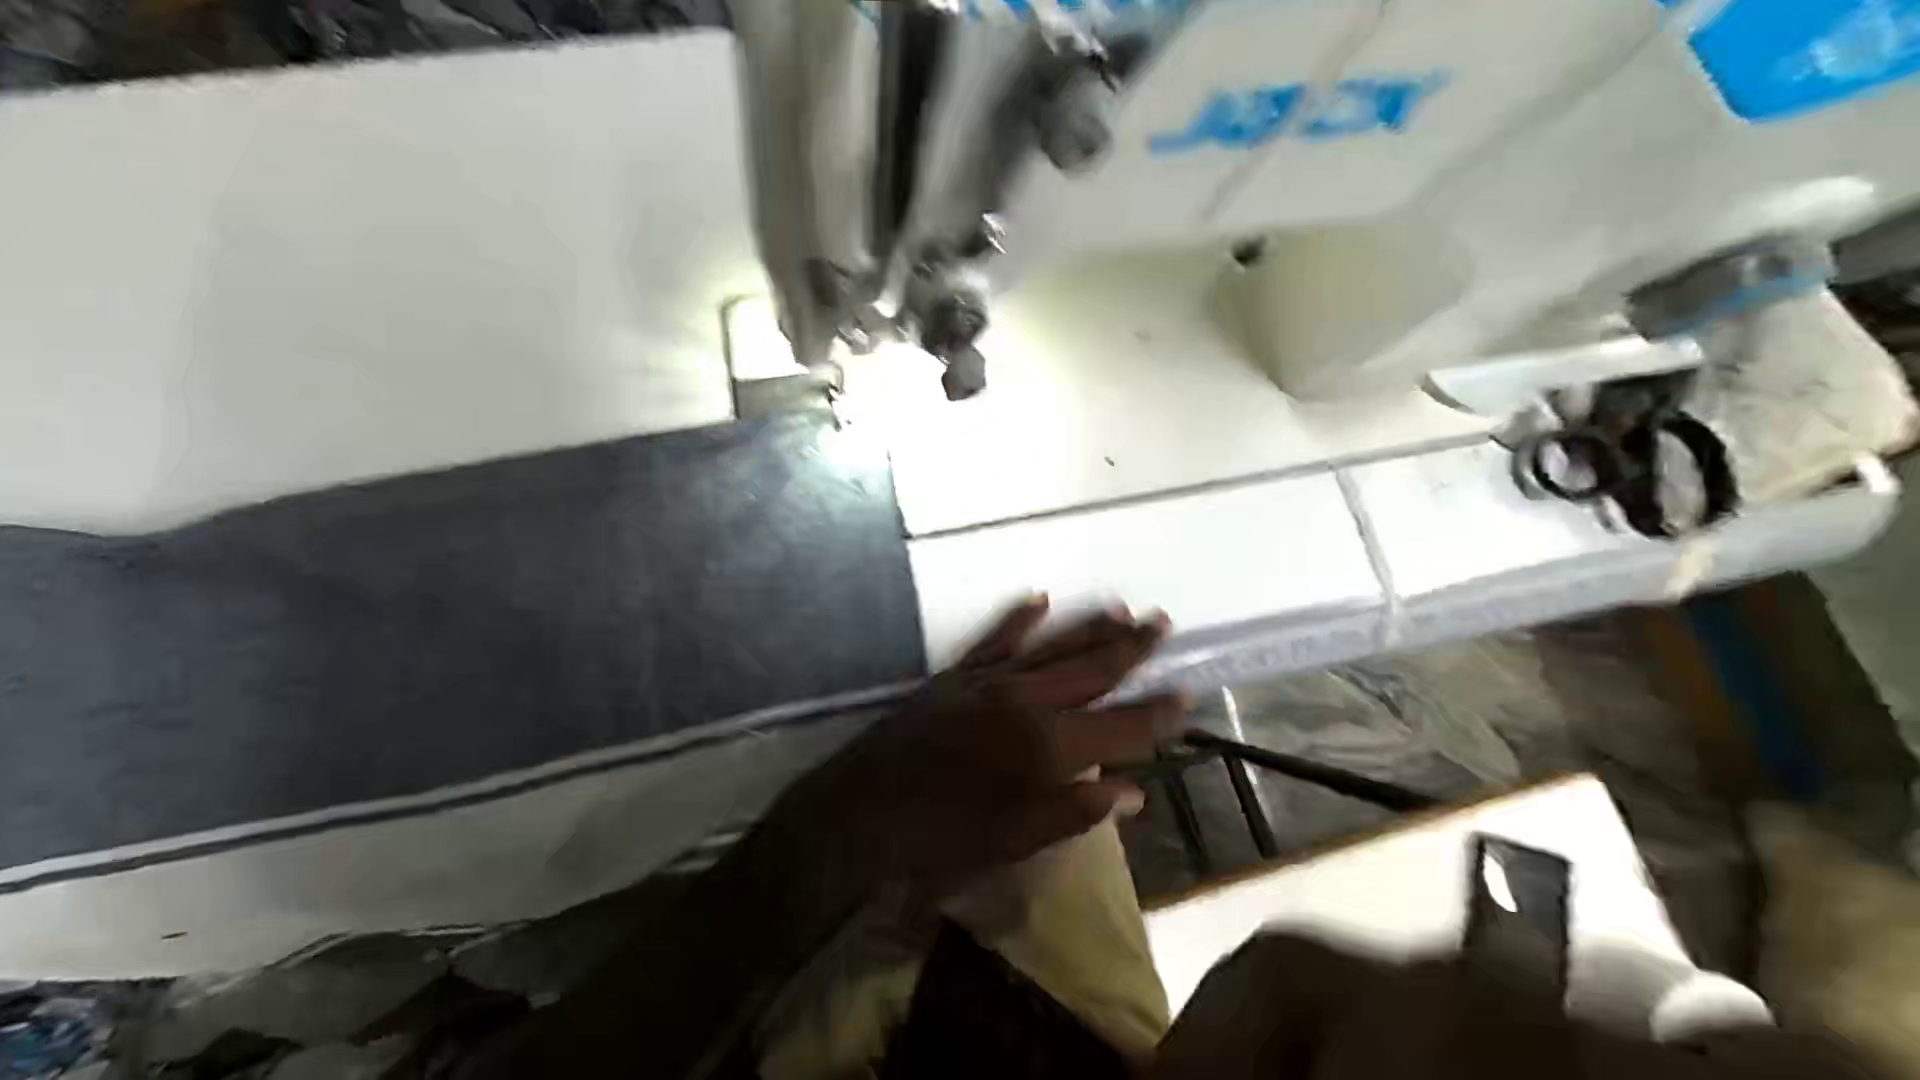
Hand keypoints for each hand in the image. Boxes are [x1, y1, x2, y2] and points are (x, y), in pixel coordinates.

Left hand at [771, 595, 1184, 896]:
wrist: (864, 809)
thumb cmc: (942, 838)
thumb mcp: (1016, 842)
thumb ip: (1075, 811)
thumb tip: (1131, 793)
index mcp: (1046, 749)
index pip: (1119, 728)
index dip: (1155, 713)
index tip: (1184, 692)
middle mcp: (1025, 703)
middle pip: (1091, 671)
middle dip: (1131, 648)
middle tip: (1163, 622)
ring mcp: (989, 681)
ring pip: (1052, 646)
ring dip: (1089, 626)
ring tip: (1121, 607)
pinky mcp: (957, 674)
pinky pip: (996, 638)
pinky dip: (1019, 617)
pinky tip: (1040, 599)